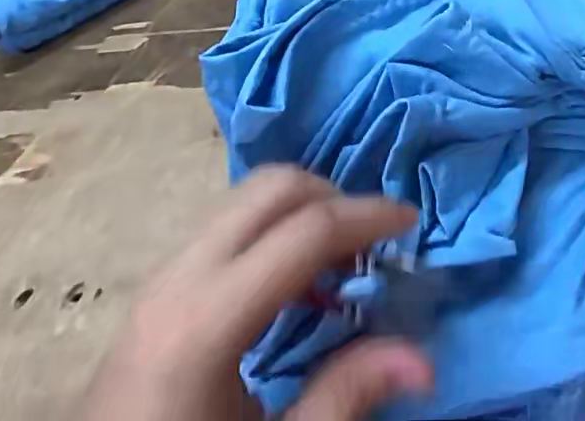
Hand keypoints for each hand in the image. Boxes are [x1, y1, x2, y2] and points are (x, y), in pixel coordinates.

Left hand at [79, 166, 433, 420]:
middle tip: (375, 243)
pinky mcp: (161, 280)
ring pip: (247, 196)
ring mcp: (165, 269)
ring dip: (304, 209)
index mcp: (208, 318)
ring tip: (343, 263)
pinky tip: (296, 283)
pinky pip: (228, 221)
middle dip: (334, 198)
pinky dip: (275, 227)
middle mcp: (182, 272)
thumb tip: (423, 360)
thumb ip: (344, 398)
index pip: (304, 231)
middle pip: (272, 187)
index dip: (366, 217)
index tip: (411, 222)